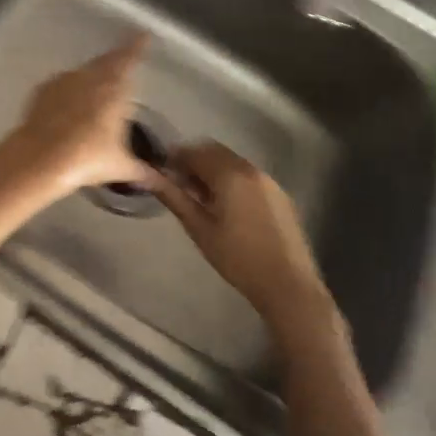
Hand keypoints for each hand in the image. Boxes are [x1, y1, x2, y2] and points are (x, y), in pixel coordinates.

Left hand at [0, 35, 151, 194]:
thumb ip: (143, 171)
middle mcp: (90, 77)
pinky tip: (68, 106)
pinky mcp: (42, 90)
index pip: (129, 59)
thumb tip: (163, 182)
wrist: (41, 157)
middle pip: (106, 62)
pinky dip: (68, 90)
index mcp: (115, 88)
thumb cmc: (88, 158)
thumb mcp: (120, 166)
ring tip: (96, 88)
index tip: (142, 34)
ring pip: (83, 72)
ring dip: (91, 76)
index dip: (136, 46)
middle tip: (122, 61)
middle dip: (115, 60)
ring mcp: (63, 81)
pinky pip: (61, 85)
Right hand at [150, 144, 332, 326]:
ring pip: (232, 162)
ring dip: (213, 170)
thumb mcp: (199, 228)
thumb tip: (148, 176)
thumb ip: (174, 197)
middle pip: (214, 151)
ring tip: (201, 198)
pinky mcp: (280, 195)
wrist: (287, 284)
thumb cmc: (237, 257)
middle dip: (194, 161)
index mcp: (229, 174)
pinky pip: (248, 175)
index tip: (162, 173)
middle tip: (179, 185)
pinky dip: (231, 180)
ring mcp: (269, 181)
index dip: (174, 158)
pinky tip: (227, 207)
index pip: (195, 151)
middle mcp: (250, 169)